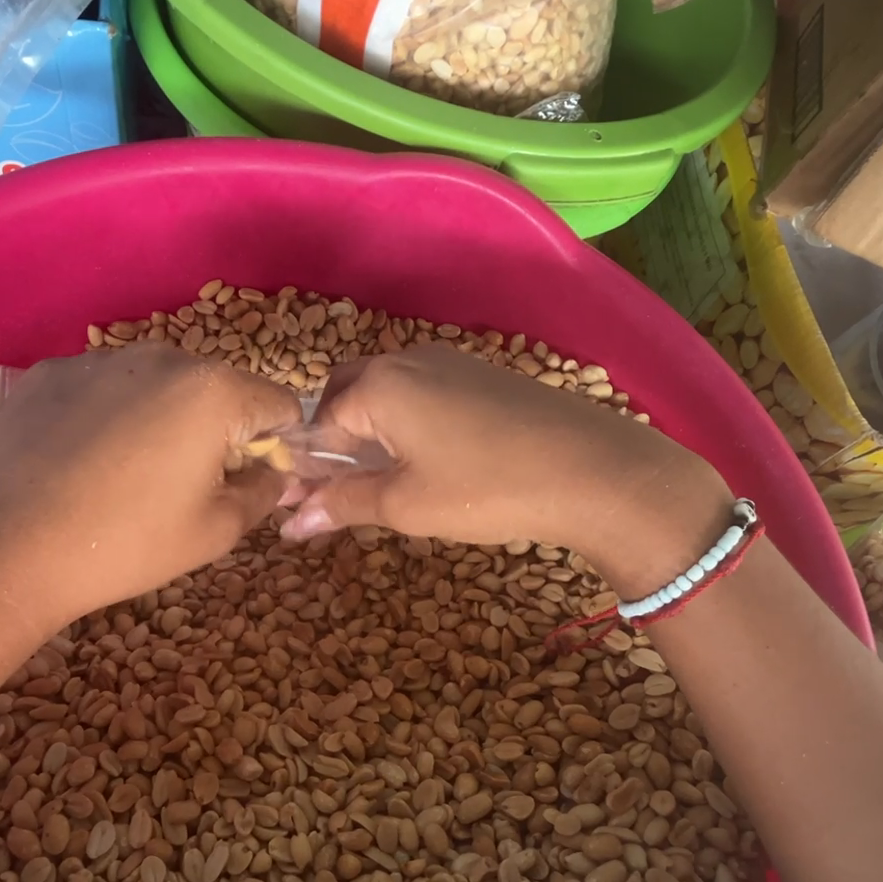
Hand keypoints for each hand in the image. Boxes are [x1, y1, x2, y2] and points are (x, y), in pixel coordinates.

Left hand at [0, 343, 299, 622]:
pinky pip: (106, 387)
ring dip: (165, 419)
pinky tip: (82, 462)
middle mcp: (161, 356)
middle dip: (219, 430)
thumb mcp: (215, 532)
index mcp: (213, 391)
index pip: (279, 403)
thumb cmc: (123, 544)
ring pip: (160, 385)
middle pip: (218, 388)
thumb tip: (273, 471)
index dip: (277, 444)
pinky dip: (111, 416)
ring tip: (127, 476)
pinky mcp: (49, 373)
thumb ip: (263, 492)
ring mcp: (99, 358)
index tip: (250, 481)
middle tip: (188, 486)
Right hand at [282, 344, 729, 597]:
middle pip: (345, 395)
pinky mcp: (479, 375)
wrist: (592, 470)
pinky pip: (420, 393)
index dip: (304, 467)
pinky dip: (404, 424)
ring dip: (368, 433)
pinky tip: (425, 462)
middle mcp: (406, 360)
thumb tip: (290, 521)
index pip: (316, 424)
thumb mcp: (406, 504)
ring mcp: (447, 362)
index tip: (298, 507)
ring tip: (380, 482)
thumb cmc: (486, 490)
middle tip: (339, 491)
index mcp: (378, 385)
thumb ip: (342, 503)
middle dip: (333, 441)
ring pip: (384, 393)